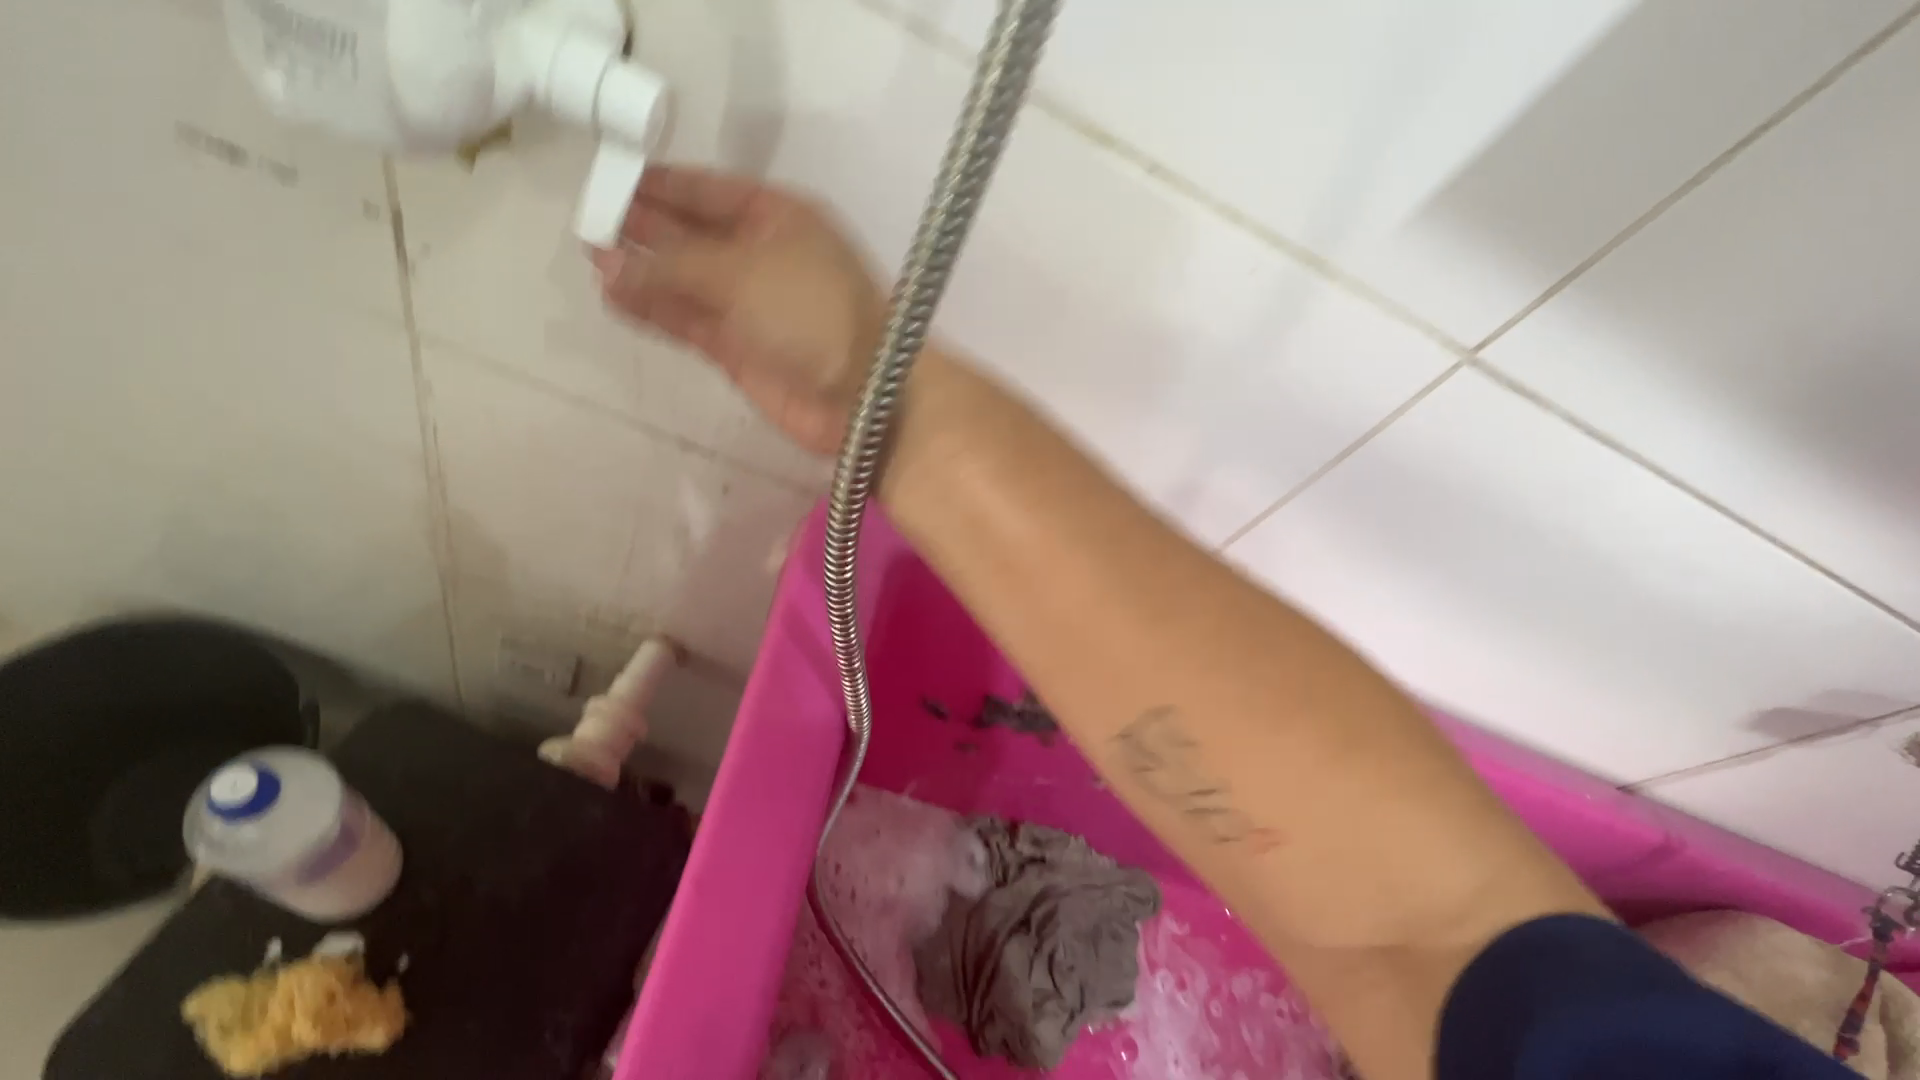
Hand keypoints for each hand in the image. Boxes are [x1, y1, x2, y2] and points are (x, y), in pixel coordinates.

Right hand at [592, 167, 887, 455]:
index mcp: (778, 217)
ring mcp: (750, 305)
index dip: (661, 186)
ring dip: (644, 270)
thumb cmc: (812, 313)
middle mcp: (763, 255)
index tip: (610, 179)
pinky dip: (655, 310)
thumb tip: (610, 259)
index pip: (708, 191)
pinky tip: (616, 298)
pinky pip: (688, 320)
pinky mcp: (739, 348)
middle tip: (589, 221)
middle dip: (645, 227)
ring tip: (593, 259)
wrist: (864, 396)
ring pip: (686, 280)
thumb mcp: (742, 271)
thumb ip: (673, 263)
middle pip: (693, 233)